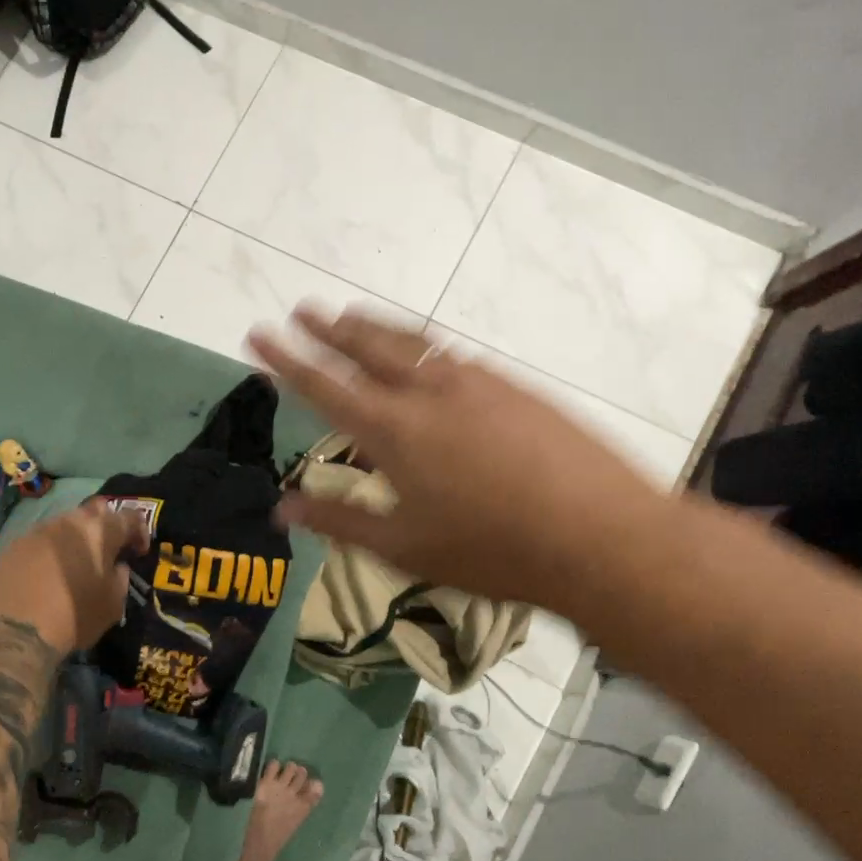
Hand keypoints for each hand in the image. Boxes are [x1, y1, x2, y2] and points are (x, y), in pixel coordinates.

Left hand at [0, 499, 150, 655]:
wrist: (19, 631)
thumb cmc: (76, 616)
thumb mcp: (114, 604)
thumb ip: (120, 577)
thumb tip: (116, 566)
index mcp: (99, 531)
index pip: (130, 517)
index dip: (139, 532)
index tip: (137, 551)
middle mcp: (68, 521)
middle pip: (93, 513)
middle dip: (104, 527)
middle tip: (105, 552)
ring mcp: (37, 530)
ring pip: (63, 525)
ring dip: (74, 540)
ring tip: (73, 564)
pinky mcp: (14, 545)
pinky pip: (40, 541)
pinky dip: (49, 552)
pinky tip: (45, 574)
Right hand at [249, 307, 669, 608]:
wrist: (603, 537)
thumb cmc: (490, 550)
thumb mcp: (401, 546)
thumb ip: (337, 520)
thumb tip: (280, 507)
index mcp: (392, 432)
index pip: (323, 386)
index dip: (286, 360)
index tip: (259, 334)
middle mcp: (428, 394)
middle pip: (367, 348)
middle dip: (328, 329)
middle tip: (302, 309)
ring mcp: (476, 384)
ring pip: (412, 342)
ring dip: (374, 328)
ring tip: (350, 316)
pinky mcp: (515, 387)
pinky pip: (451, 354)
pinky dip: (420, 344)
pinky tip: (423, 352)